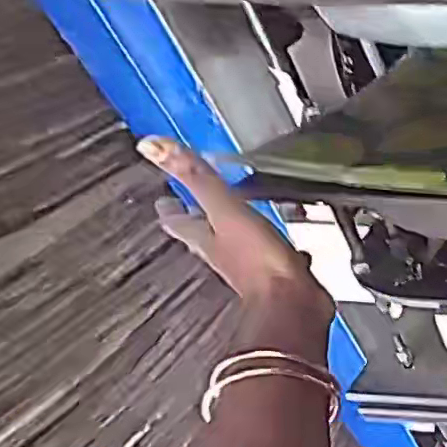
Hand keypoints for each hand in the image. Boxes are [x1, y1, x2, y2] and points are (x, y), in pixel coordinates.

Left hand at [138, 137, 333, 323]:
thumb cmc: (260, 261)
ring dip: (240, 235)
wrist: (294, 303)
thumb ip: (197, 179)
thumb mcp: (226, 210)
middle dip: (202, 221)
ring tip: (246, 224)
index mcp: (205, 237)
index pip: (177, 219)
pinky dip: (279, 251)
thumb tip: (152, 144)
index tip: (165, 198)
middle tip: (201, 209)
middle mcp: (224, 254)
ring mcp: (253, 268)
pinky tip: (290, 249)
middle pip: (205, 234)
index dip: (170, 208)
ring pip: (239, 246)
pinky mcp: (282, 277)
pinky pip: (276, 259)